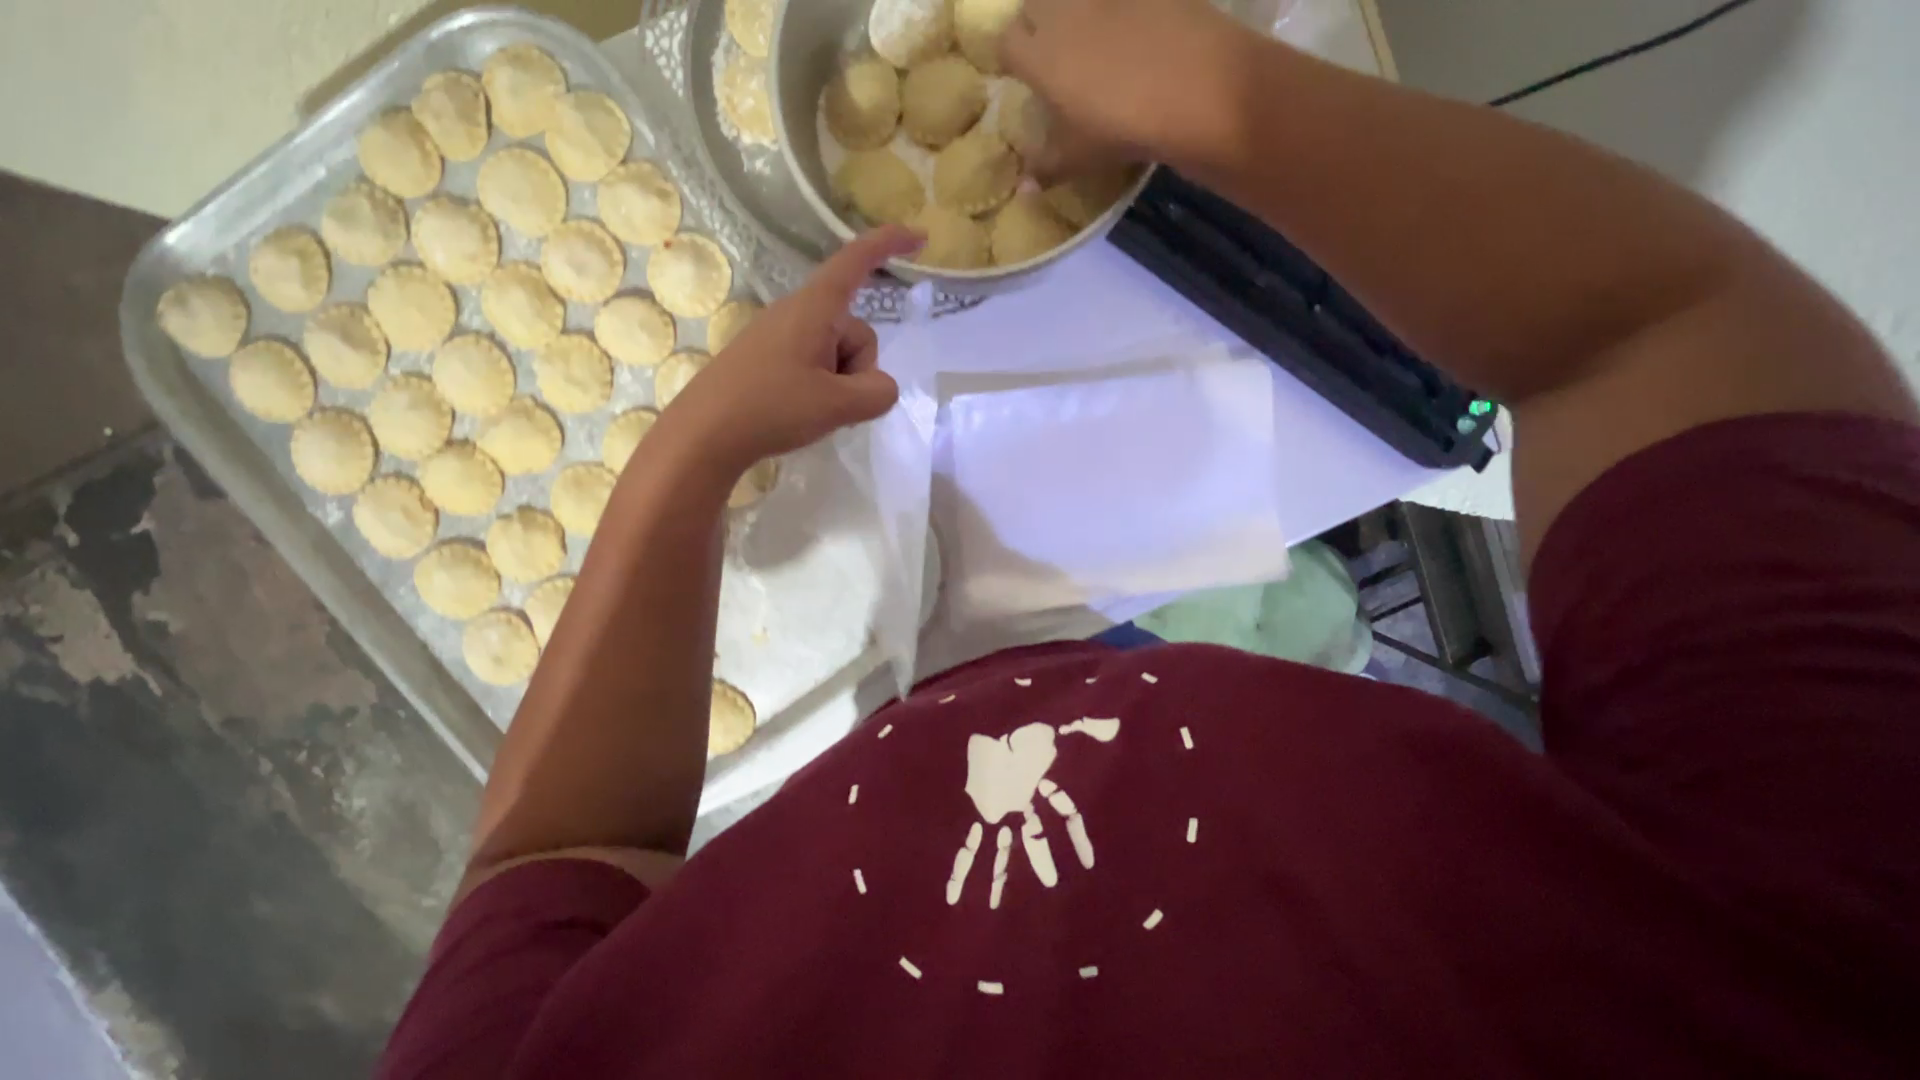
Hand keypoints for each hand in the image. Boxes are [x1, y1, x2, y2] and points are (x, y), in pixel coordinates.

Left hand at [662, 226, 923, 472]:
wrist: (702, 436)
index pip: (857, 262)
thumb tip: (879, 388)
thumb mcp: (838, 406)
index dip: (890, 244)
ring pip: (836, 353)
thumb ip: (878, 393)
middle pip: (854, 330)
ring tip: (809, 409)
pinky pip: (813, 364)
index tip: (920, 236)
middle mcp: (796, 312)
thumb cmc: (771, 409)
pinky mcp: (766, 359)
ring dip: (838, 384)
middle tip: (832, 400)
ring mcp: (778, 336)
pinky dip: (818, 388)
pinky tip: (794, 411)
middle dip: (859, 366)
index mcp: (815, 308)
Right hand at [1000, 0, 1251, 175]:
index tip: (1022, 76)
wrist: (1199, 89)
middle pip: (1034, 6)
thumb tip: (1024, 189)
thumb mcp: (1081, 157)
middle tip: (1054, 53)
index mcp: (1039, 55)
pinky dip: (1121, 8)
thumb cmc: (1124, 129)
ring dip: (1076, 12)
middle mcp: (1064, 13)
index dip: (1011, 60)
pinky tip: (1135, 28)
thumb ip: (1048, 168)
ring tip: (1094, 38)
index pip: (1006, 44)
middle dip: (1037, 25)